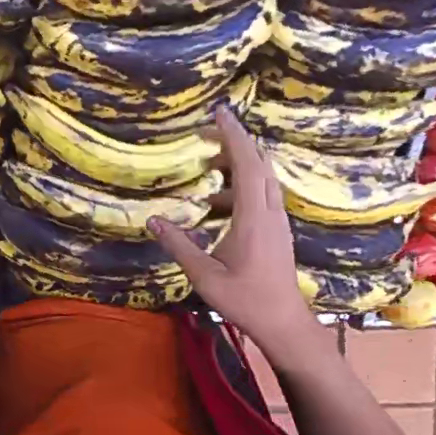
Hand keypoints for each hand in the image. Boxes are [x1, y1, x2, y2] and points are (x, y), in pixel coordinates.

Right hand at [149, 108, 326, 366]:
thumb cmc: (245, 299)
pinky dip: (244, 185)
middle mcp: (271, 211)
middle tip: (207, 135)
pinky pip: (264, 194)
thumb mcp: (204, 275)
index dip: (233, 135)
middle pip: (259, 164)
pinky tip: (220, 203)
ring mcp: (278, 221)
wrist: (283, 322)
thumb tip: (152, 220)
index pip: (247, 164)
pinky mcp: (278, 230)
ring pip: (264, 179)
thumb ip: (178, 245)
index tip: (219, 113)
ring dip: (239, 166)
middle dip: (235, 143)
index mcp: (255, 216)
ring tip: (208, 170)